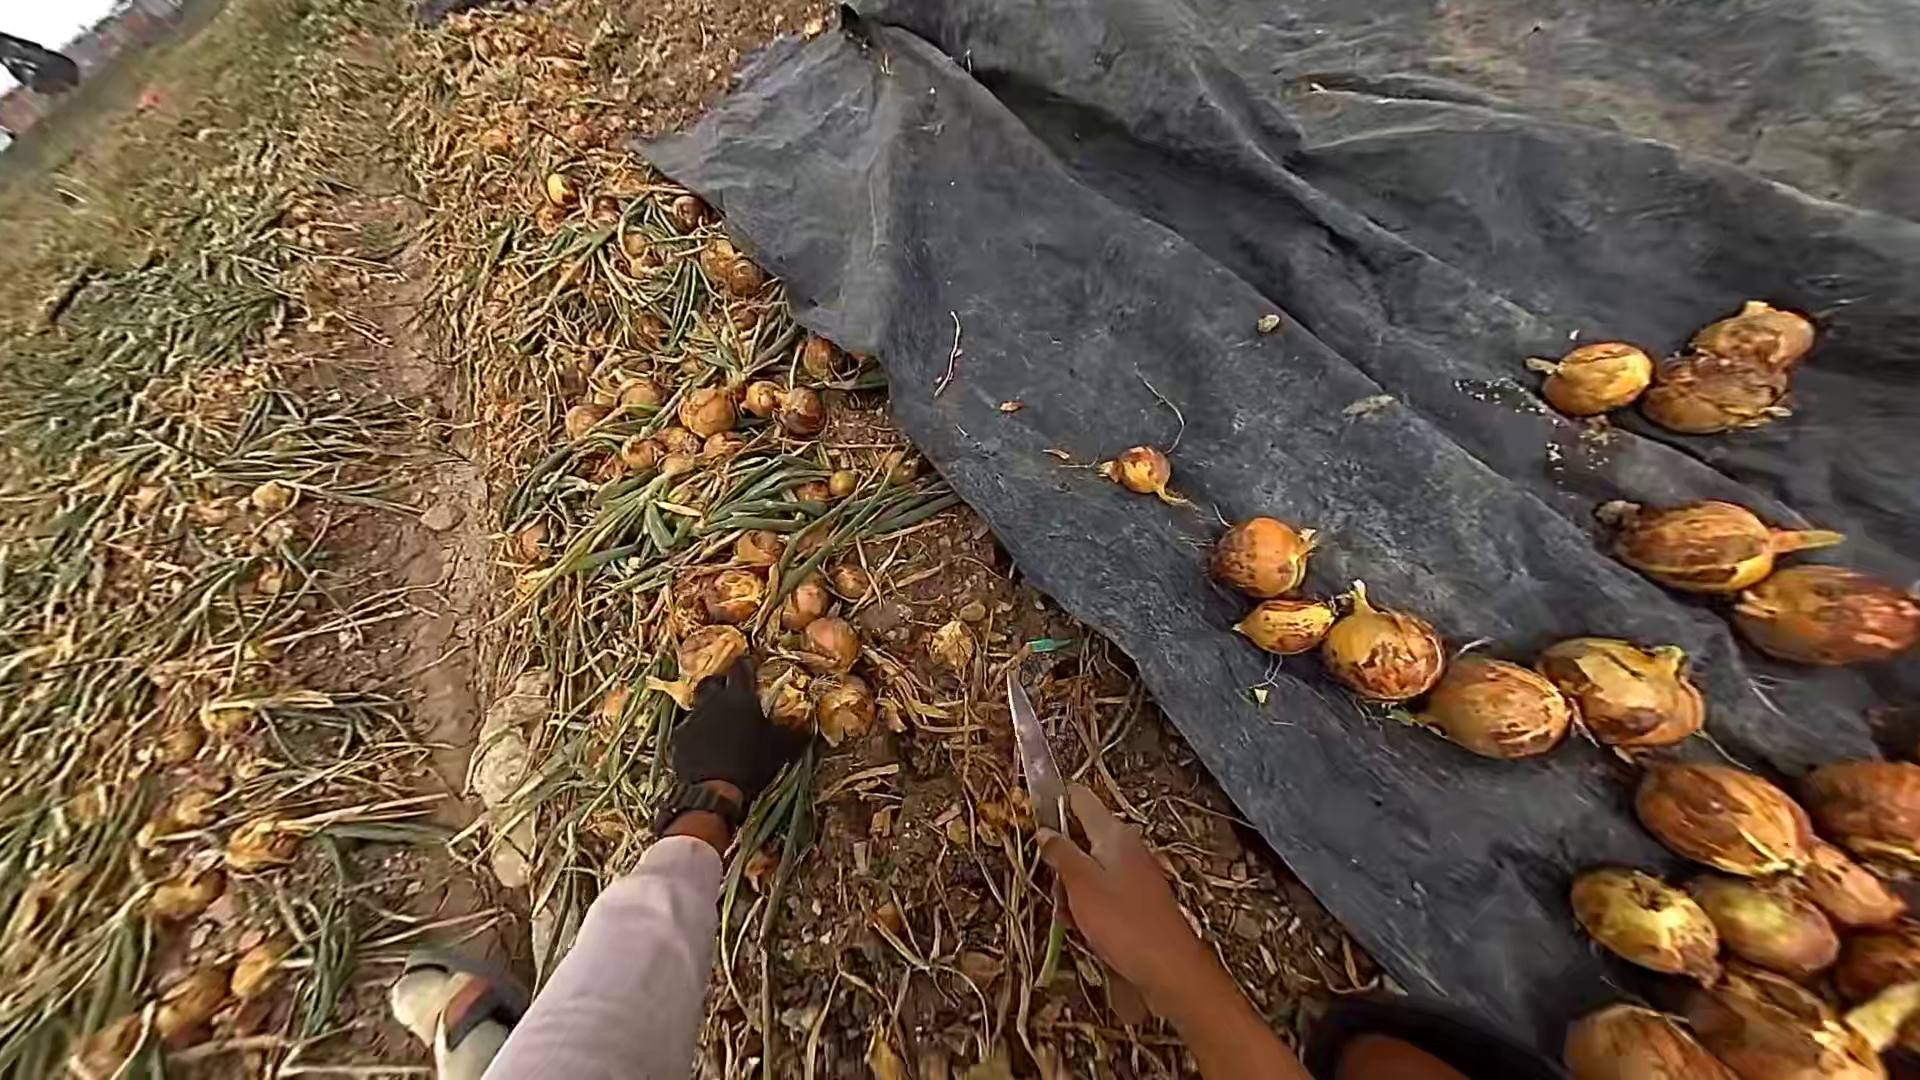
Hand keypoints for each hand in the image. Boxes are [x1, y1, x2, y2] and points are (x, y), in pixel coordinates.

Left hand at [670, 658, 807, 809]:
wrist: (713, 793)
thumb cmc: (752, 763)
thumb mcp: (781, 748)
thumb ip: (794, 733)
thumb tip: (808, 726)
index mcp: (740, 697)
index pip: (741, 668)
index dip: (746, 664)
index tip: (751, 665)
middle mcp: (713, 702)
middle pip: (711, 681)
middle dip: (720, 682)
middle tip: (729, 690)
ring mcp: (693, 720)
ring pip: (698, 705)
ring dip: (708, 709)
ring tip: (717, 721)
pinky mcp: (678, 740)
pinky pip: (688, 728)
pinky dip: (696, 732)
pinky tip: (704, 744)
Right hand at [1036, 784, 1215, 1012]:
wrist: (1172, 970)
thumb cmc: (1123, 921)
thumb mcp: (1081, 884)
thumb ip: (1060, 852)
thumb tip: (1044, 830)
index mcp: (1112, 832)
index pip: (1079, 797)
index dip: (1055, 800)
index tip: (1033, 818)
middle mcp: (1124, 844)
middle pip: (1082, 835)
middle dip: (1061, 856)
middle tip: (1052, 884)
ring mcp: (1133, 871)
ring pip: (1090, 864)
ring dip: (1072, 884)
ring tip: (1065, 914)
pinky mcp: (1137, 897)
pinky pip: (1103, 887)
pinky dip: (1088, 901)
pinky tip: (1081, 926)